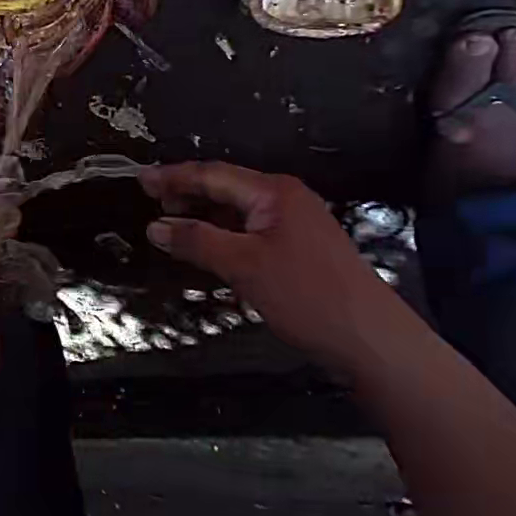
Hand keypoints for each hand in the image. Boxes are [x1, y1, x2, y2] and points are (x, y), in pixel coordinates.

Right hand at [140, 162, 398, 369]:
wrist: (375, 341)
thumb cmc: (307, 295)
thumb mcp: (244, 266)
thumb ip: (196, 241)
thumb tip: (154, 227)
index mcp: (273, 191)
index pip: (212, 174)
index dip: (173, 177)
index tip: (140, 180)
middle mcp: (285, 197)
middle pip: (226, 186)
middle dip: (187, 192)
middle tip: (151, 201)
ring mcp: (296, 222)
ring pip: (239, 209)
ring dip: (205, 214)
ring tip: (172, 222)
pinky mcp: (301, 246)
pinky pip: (252, 228)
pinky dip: (225, 233)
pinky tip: (210, 246)